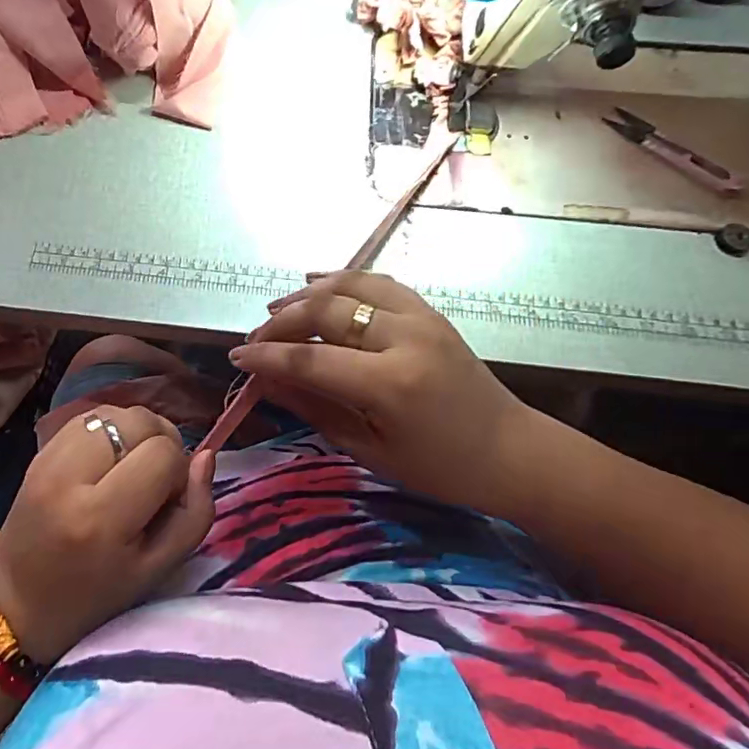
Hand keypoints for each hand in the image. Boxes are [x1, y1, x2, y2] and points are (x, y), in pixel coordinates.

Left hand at [0, 405, 214, 663]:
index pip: (163, 454)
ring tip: (131, 467)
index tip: (168, 501)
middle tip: (153, 479)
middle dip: (160, 443)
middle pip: (140, 421)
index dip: (178, 472)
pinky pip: (90, 417)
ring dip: (135, 432)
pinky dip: (111, 430)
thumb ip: (195, 513)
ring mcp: (48, 461)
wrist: (20, 603)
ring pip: (116, 412)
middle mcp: (69, 479)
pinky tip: (109, 459)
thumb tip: (206, 456)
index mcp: (100, 519)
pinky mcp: (38, 452)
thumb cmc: (98, 594)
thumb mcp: (158, 568)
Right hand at [230, 271, 537, 514]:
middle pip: (326, 312)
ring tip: (277, 307)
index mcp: (391, 383)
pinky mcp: (430, 311)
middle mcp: (405, 337)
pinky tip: (319, 285)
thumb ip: (315, 408)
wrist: (511, 450)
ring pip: (351, 285)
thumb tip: (266, 380)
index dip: (267, 354)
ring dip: (308, 293)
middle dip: (282, 321)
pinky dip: (344, 280)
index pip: (311, 357)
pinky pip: (379, 283)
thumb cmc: (440, 468)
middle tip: (255, 337)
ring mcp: (422, 317)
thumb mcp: (370, 449)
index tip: (237, 356)